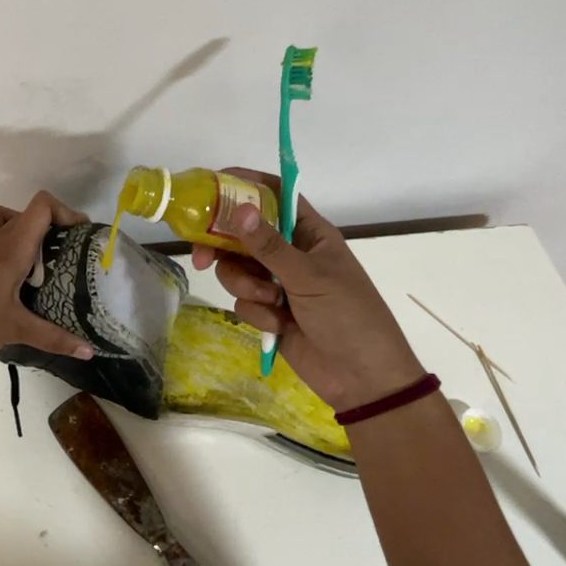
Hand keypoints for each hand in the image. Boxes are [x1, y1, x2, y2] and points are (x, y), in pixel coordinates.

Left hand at [0, 191, 97, 367]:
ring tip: (39, 263)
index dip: (65, 212)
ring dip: (26, 232)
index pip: (42, 206)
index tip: (79, 236)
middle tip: (66, 256)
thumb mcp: (15, 330)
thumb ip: (54, 338)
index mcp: (11, 247)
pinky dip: (8, 245)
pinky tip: (13, 279)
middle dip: (52, 228)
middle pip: (28, 213)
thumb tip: (90, 352)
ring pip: (6, 220)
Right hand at [191, 168, 424, 411]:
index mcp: (309, 232)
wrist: (363, 379)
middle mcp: (290, 251)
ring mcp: (278, 282)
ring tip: (270, 303)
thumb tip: (238, 209)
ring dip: (246, 286)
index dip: (244, 185)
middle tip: (203, 256)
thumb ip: (269, 245)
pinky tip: (279, 326)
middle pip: (243, 232)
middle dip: (224, 245)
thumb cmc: (349, 316)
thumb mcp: (309, 277)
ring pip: (237, 269)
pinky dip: (257, 313)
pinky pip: (243, 300)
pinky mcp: (269, 311)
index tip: (211, 186)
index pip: (273, 194)